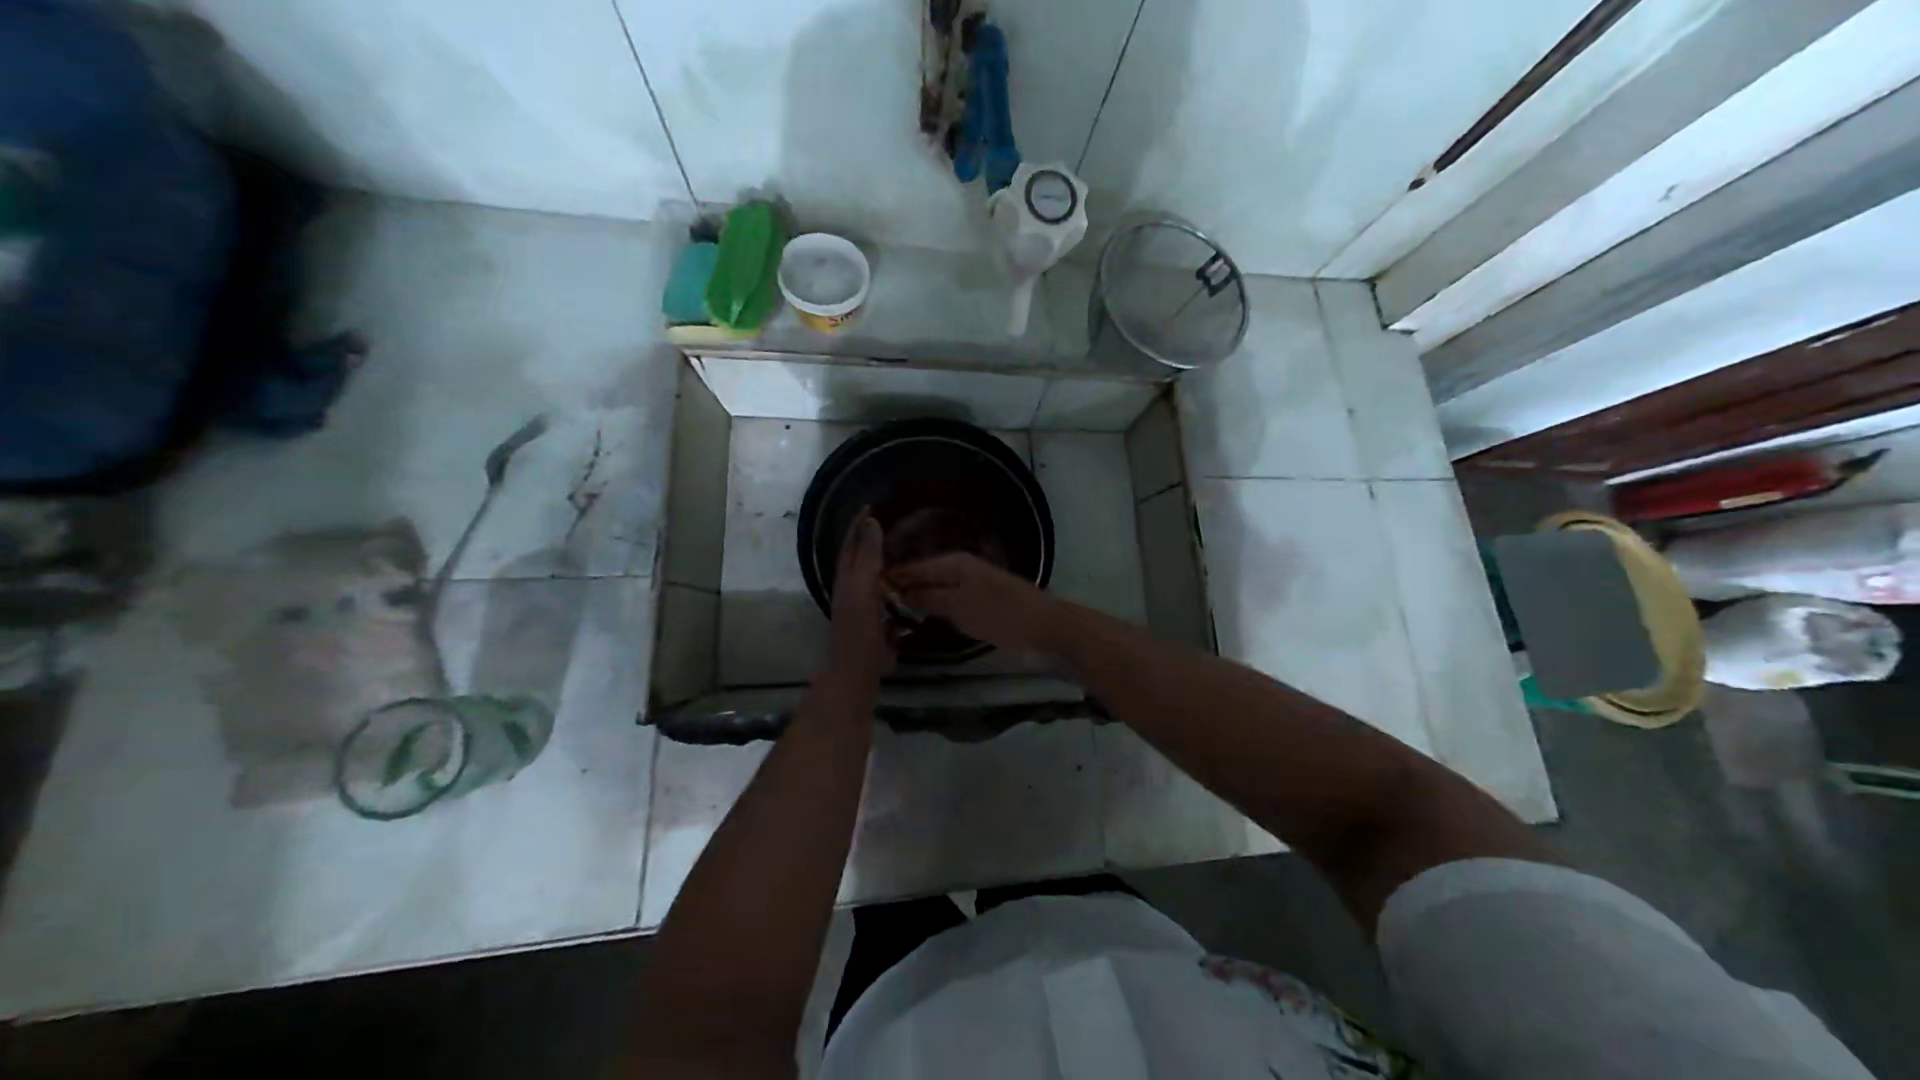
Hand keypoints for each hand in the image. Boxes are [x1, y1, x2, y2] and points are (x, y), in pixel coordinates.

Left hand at [827, 514, 893, 685]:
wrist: (857, 675)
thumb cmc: (858, 631)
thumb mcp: (863, 589)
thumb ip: (868, 557)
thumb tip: (871, 522)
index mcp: (847, 581)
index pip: (851, 545)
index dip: (858, 525)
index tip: (871, 505)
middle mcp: (852, 592)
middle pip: (860, 561)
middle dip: (870, 541)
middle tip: (890, 524)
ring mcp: (864, 610)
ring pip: (874, 580)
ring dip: (885, 565)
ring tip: (904, 552)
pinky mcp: (877, 627)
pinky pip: (888, 601)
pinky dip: (897, 591)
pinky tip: (912, 589)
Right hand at [888, 553, 1055, 653]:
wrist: (1045, 626)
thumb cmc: (999, 613)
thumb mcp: (958, 607)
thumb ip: (928, 598)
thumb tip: (899, 592)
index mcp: (952, 562)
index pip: (912, 567)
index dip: (890, 578)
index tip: (865, 593)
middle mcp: (960, 568)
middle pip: (923, 577)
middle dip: (902, 590)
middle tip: (875, 610)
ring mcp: (972, 584)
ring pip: (936, 590)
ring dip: (918, 601)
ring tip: (893, 617)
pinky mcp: (981, 601)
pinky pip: (950, 601)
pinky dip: (936, 609)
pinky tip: (925, 621)